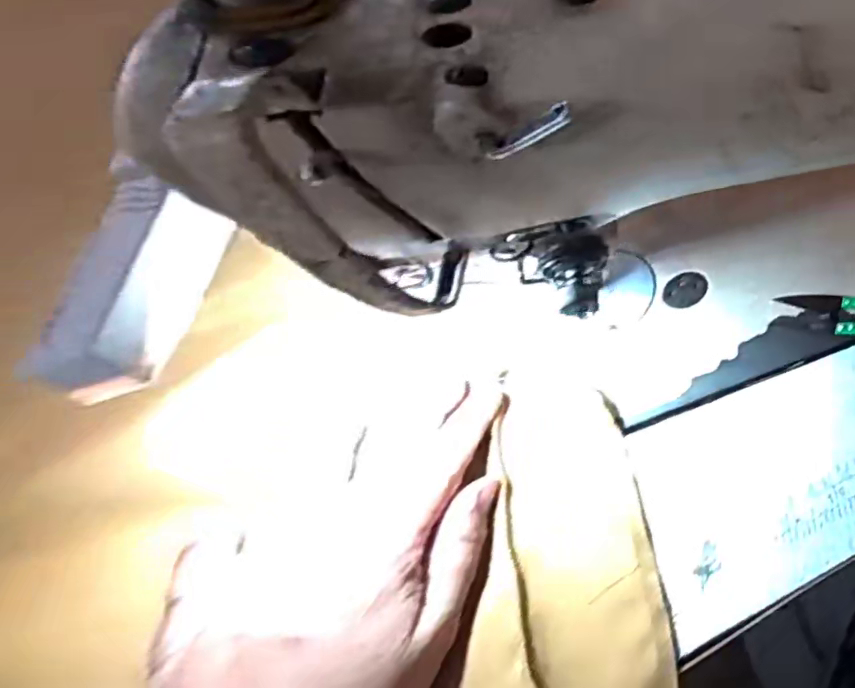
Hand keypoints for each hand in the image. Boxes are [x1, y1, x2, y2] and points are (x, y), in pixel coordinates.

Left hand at [150, 382, 504, 687]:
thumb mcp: (431, 637)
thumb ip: (458, 555)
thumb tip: (486, 485)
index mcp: (383, 548)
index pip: (436, 466)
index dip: (468, 423)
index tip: (493, 390)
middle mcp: (320, 541)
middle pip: (379, 461)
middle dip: (421, 416)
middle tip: (451, 380)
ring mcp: (253, 568)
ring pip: (303, 486)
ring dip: (339, 444)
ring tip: (363, 414)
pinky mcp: (196, 607)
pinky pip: (210, 552)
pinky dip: (223, 533)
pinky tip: (227, 523)